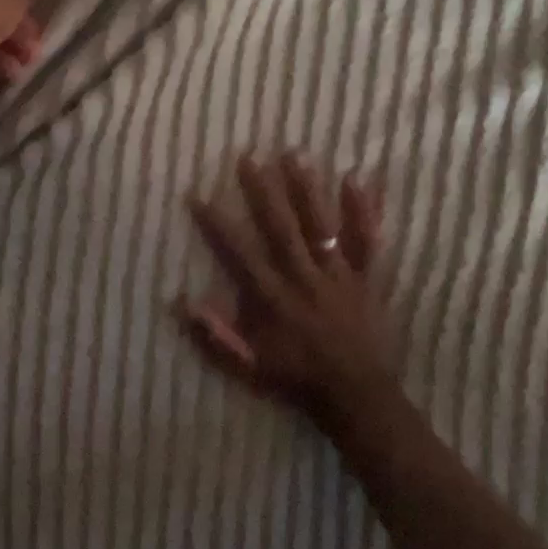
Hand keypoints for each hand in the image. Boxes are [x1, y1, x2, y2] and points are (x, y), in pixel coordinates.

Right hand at [177, 154, 406, 442]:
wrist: (355, 394)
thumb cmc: (296, 379)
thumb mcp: (248, 365)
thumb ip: (216, 335)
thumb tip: (182, 302)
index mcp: (273, 297)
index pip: (239, 252)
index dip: (217, 223)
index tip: (199, 194)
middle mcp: (303, 277)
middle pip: (280, 227)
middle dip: (262, 191)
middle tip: (249, 157)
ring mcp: (337, 275)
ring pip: (320, 225)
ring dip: (306, 189)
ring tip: (294, 154)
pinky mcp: (365, 278)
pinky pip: (366, 241)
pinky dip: (363, 211)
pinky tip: (357, 179)